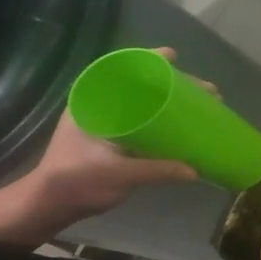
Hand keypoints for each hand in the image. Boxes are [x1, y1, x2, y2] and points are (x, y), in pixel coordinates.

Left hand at [28, 48, 201, 219]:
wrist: (51, 203)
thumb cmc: (75, 181)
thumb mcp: (118, 175)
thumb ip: (156, 171)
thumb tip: (196, 170)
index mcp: (92, 108)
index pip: (118, 73)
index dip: (145, 62)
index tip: (172, 56)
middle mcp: (101, 111)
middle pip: (140, 88)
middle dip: (175, 86)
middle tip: (209, 92)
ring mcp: (110, 127)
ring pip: (146, 106)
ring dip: (177, 103)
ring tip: (207, 106)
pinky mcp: (119, 143)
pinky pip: (149, 124)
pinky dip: (171, 121)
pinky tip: (190, 127)